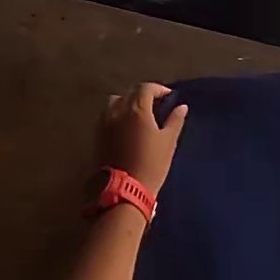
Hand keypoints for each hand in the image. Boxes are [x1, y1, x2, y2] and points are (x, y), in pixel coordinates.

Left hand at [97, 83, 188, 197]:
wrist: (124, 190)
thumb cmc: (151, 165)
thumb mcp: (168, 142)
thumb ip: (175, 121)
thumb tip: (181, 106)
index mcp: (137, 109)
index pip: (146, 88)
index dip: (158, 89)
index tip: (169, 97)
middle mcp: (118, 111)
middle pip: (130, 93)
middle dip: (144, 94)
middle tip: (157, 104)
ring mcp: (105, 122)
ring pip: (115, 101)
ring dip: (128, 101)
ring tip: (139, 113)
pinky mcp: (97, 134)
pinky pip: (107, 114)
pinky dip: (117, 112)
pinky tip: (126, 124)